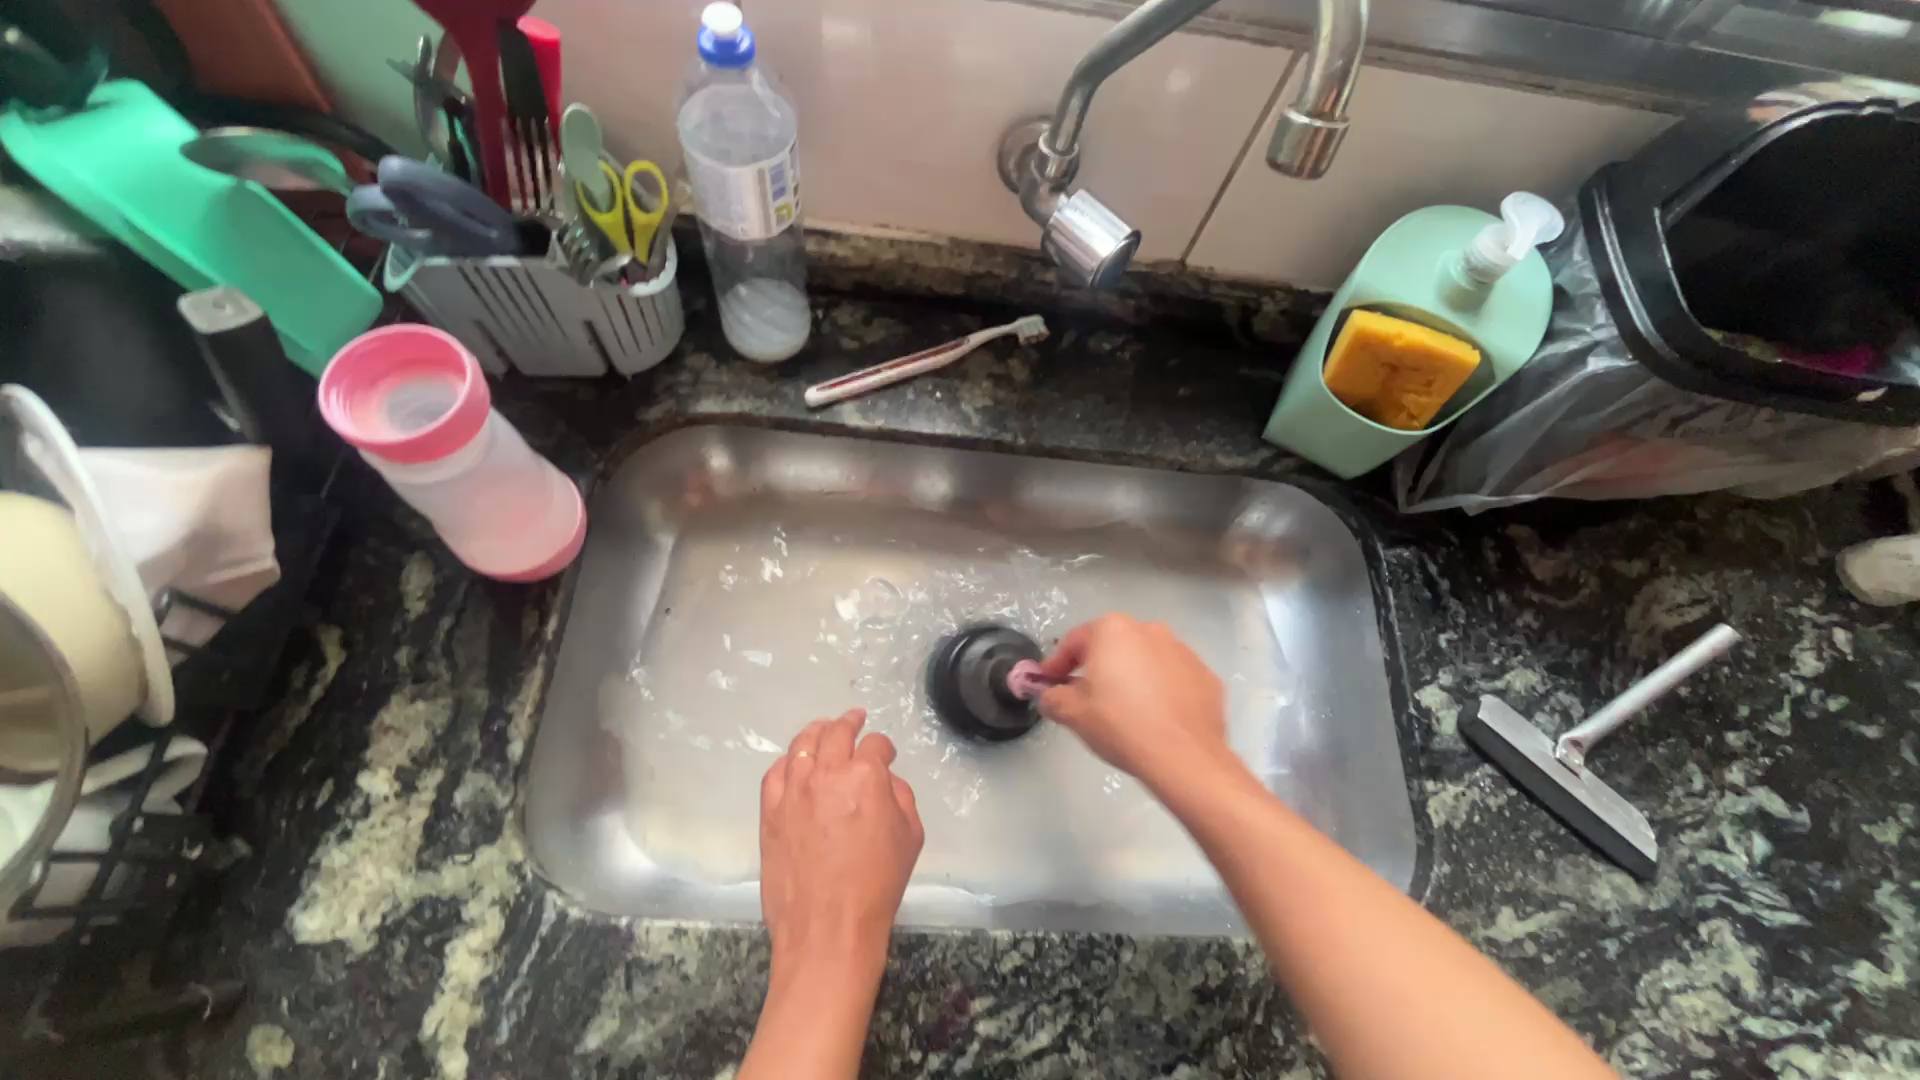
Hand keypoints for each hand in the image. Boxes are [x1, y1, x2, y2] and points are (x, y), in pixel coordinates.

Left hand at [759, 709, 923, 975]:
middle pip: (835, 733)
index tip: (887, 754)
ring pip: (802, 745)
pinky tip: (794, 763)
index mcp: (866, 777)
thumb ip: (901, 798)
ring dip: (816, 732)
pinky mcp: (770, 811)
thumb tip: (885, 782)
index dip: (884, 747)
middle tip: (855, 718)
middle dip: (849, 722)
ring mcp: (793, 791)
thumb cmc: (878, 885)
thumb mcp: (911, 837)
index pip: (876, 745)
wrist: (828, 927)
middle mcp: (826, 774)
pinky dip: (787, 762)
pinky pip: (775, 773)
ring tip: (823, 729)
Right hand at [1038, 615, 1235, 792]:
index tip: (1048, 683)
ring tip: (1126, 709)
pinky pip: (1173, 678)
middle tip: (1087, 697)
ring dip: (1132, 676)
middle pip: (1112, 646)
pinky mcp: (1206, 675)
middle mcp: (1149, 630)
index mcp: (1113, 630)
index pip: (1074, 642)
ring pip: (1145, 660)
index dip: (1056, 664)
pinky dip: (1161, 690)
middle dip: (1097, 667)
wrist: (1184, 757)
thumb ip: (1052, 697)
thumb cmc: (1120, 724)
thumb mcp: (1072, 713)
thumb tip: (1051, 695)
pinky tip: (1156, 718)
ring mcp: (1183, 651)